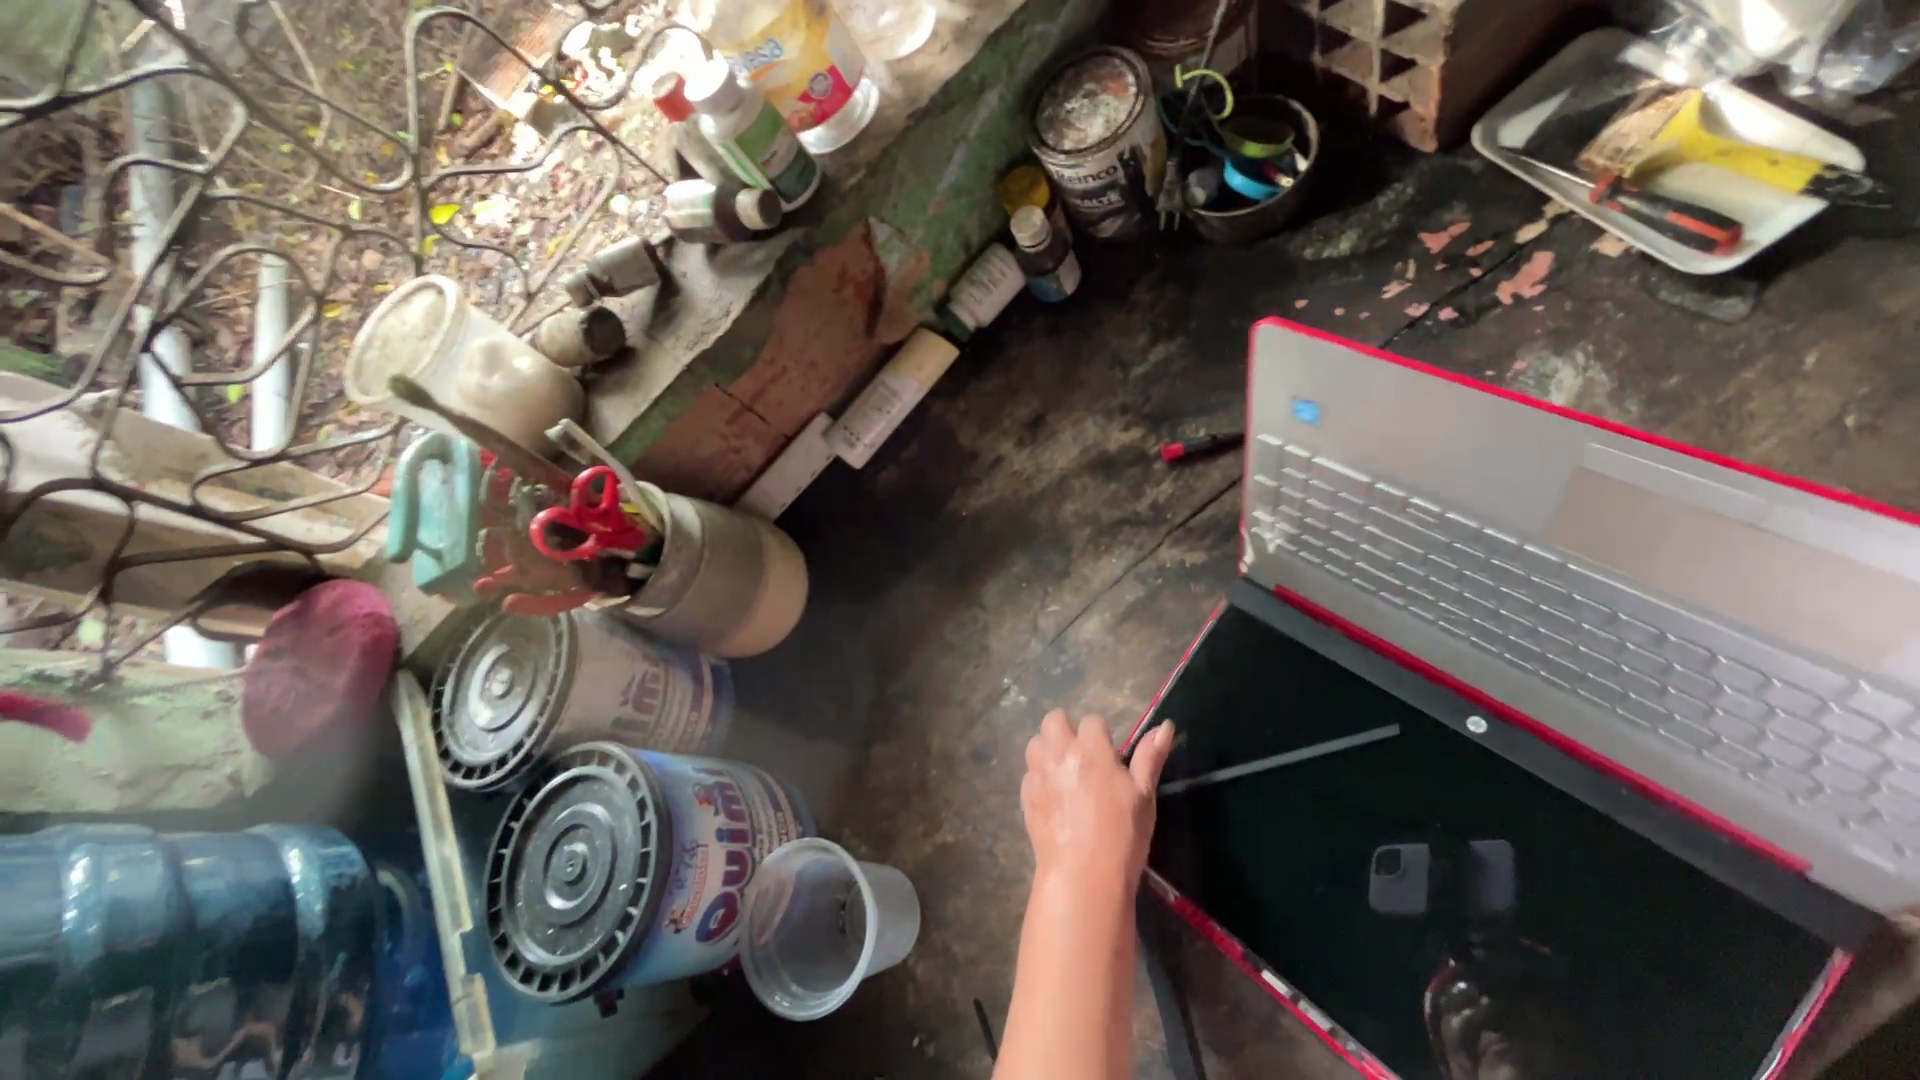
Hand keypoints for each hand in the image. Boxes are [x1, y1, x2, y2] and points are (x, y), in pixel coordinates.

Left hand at [1020, 710, 1175, 885]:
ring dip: (1049, 748)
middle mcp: (1059, 753)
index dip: (1103, 735)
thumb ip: (1150, 757)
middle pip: (1054, 720)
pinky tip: (1054, 796)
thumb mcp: (1144, 795)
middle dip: (1068, 730)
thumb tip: (1165, 726)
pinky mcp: (1025, 795)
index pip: (1092, 720)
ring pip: (1036, 743)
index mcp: (1090, 748)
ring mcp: (1038, 774)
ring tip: (1066, 772)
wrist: (1083, 874)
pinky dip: (1040, 775)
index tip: (1111, 757)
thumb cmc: (1122, 834)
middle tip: (1085, 756)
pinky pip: (1029, 772)